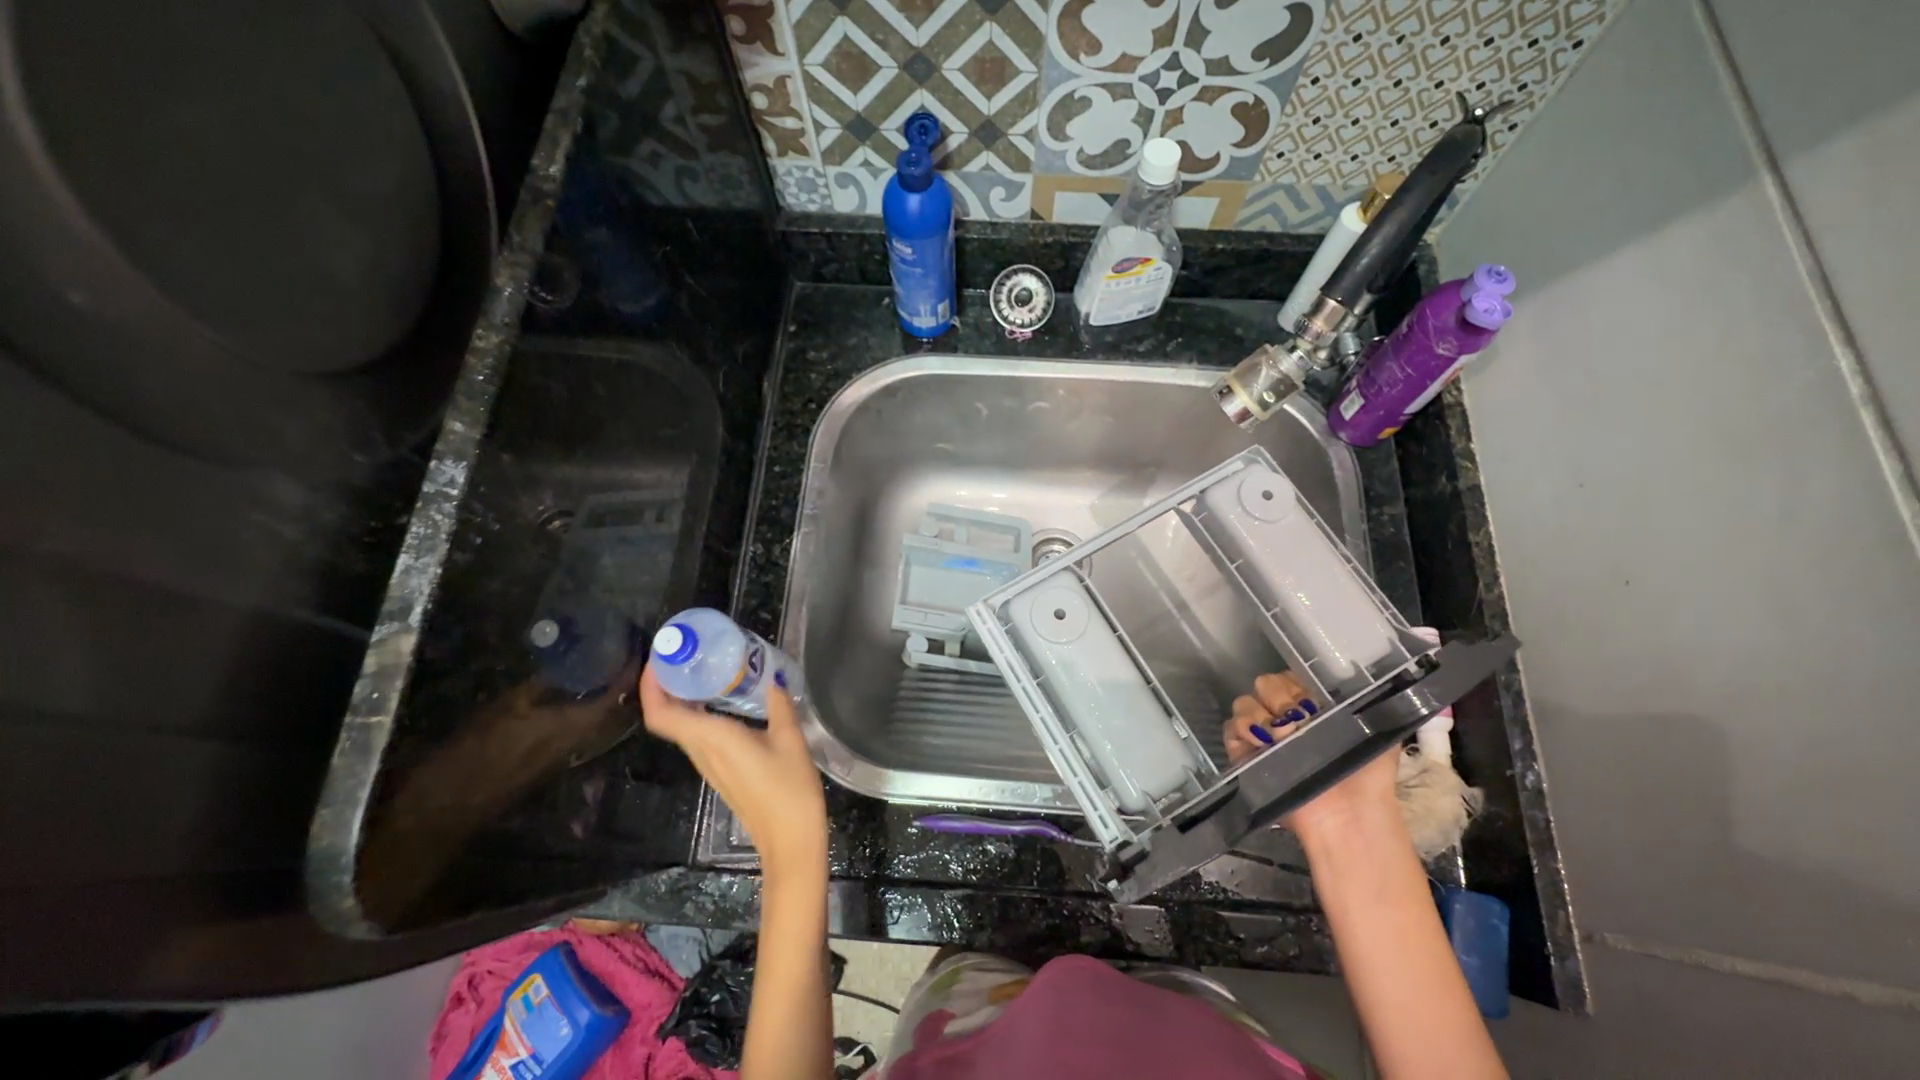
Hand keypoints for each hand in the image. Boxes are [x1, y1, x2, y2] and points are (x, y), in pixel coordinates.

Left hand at [639, 664, 827, 879]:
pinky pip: (697, 736)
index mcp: (712, 739)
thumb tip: (774, 678)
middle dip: (666, 684)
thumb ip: (779, 706)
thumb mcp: (791, 740)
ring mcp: (708, 764)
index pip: (661, 714)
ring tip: (704, 669)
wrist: (789, 838)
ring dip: (682, 699)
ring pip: (681, 727)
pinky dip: (699, 713)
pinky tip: (723, 700)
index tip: (660, 658)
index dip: (650, 685)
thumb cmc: (790, 789)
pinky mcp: (718, 771)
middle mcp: (702, 751)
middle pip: (666, 717)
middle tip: (684, 654)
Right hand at [1222, 672, 1401, 850]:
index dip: (1296, 683)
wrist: (1346, 813)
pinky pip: (1230, 730)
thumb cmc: (1365, 772)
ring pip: (1244, 703)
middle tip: (1298, 720)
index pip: (1289, 676)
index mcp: (1312, 706)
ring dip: (1260, 715)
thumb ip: (1358, 699)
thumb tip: (1342, 678)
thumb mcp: (1371, 727)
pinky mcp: (1243, 757)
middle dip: (1279, 697)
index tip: (1312, 701)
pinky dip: (1242, 732)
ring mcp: (1261, 736)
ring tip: (1280, 737)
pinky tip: (1261, 743)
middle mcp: (1284, 717)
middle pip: (1264, 684)